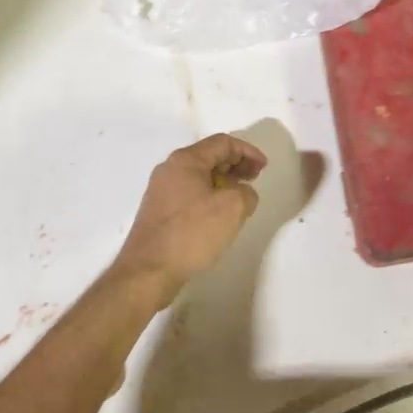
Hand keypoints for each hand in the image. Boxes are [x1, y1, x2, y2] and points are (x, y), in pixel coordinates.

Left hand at [113, 133, 266, 298]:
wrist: (148, 270)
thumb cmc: (192, 232)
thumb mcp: (232, 208)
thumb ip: (246, 193)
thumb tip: (242, 194)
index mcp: (185, 160)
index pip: (222, 143)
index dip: (247, 151)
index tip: (264, 167)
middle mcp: (169, 169)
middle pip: (208, 157)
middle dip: (235, 164)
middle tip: (254, 178)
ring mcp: (161, 191)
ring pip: (199, 176)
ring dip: (223, 182)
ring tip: (240, 197)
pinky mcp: (158, 212)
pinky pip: (189, 194)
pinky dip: (209, 196)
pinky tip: (218, 215)